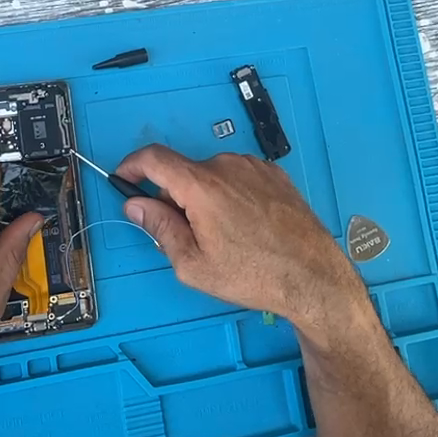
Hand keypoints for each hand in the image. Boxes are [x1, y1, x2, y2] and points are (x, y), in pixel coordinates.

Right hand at [114, 145, 367, 338]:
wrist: (314, 278)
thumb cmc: (252, 275)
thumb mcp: (193, 263)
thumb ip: (159, 228)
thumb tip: (136, 205)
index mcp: (201, 185)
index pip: (153, 158)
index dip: (131, 165)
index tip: (123, 179)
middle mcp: (226, 165)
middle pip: (184, 172)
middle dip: (174, 197)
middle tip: (182, 234)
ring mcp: (253, 167)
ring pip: (211, 176)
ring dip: (204, 197)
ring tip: (222, 236)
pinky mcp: (274, 175)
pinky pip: (238, 178)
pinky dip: (229, 195)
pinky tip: (244, 227)